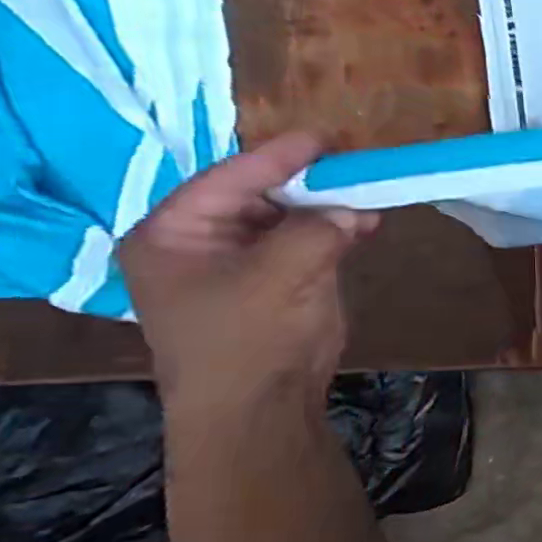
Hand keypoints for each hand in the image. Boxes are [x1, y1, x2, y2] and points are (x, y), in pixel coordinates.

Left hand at [119, 133, 378, 408]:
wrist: (261, 403)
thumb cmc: (249, 336)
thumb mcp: (280, 274)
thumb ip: (317, 229)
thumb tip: (354, 209)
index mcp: (173, 235)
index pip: (227, 180)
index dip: (277, 157)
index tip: (323, 138)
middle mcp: (202, 242)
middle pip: (258, 195)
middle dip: (308, 183)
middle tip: (352, 167)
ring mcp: (242, 263)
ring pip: (289, 218)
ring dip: (328, 208)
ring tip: (368, 195)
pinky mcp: (279, 282)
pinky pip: (308, 242)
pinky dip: (337, 231)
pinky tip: (366, 224)